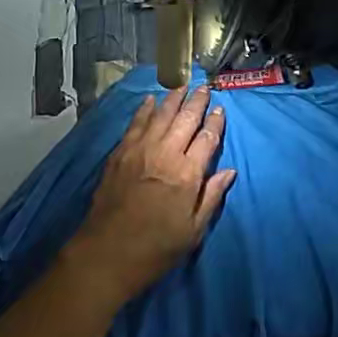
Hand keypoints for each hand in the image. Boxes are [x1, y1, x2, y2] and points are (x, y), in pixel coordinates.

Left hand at [60, 86, 235, 302]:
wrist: (108, 251)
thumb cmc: (156, 248)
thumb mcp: (193, 231)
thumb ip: (211, 197)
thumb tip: (229, 172)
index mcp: (188, 174)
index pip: (207, 139)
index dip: (215, 122)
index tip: (220, 109)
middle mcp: (166, 153)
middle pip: (185, 119)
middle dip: (197, 102)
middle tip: (204, 87)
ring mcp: (140, 149)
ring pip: (160, 115)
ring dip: (173, 99)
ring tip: (183, 85)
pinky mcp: (120, 152)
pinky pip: (136, 123)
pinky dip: (145, 109)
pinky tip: (151, 100)